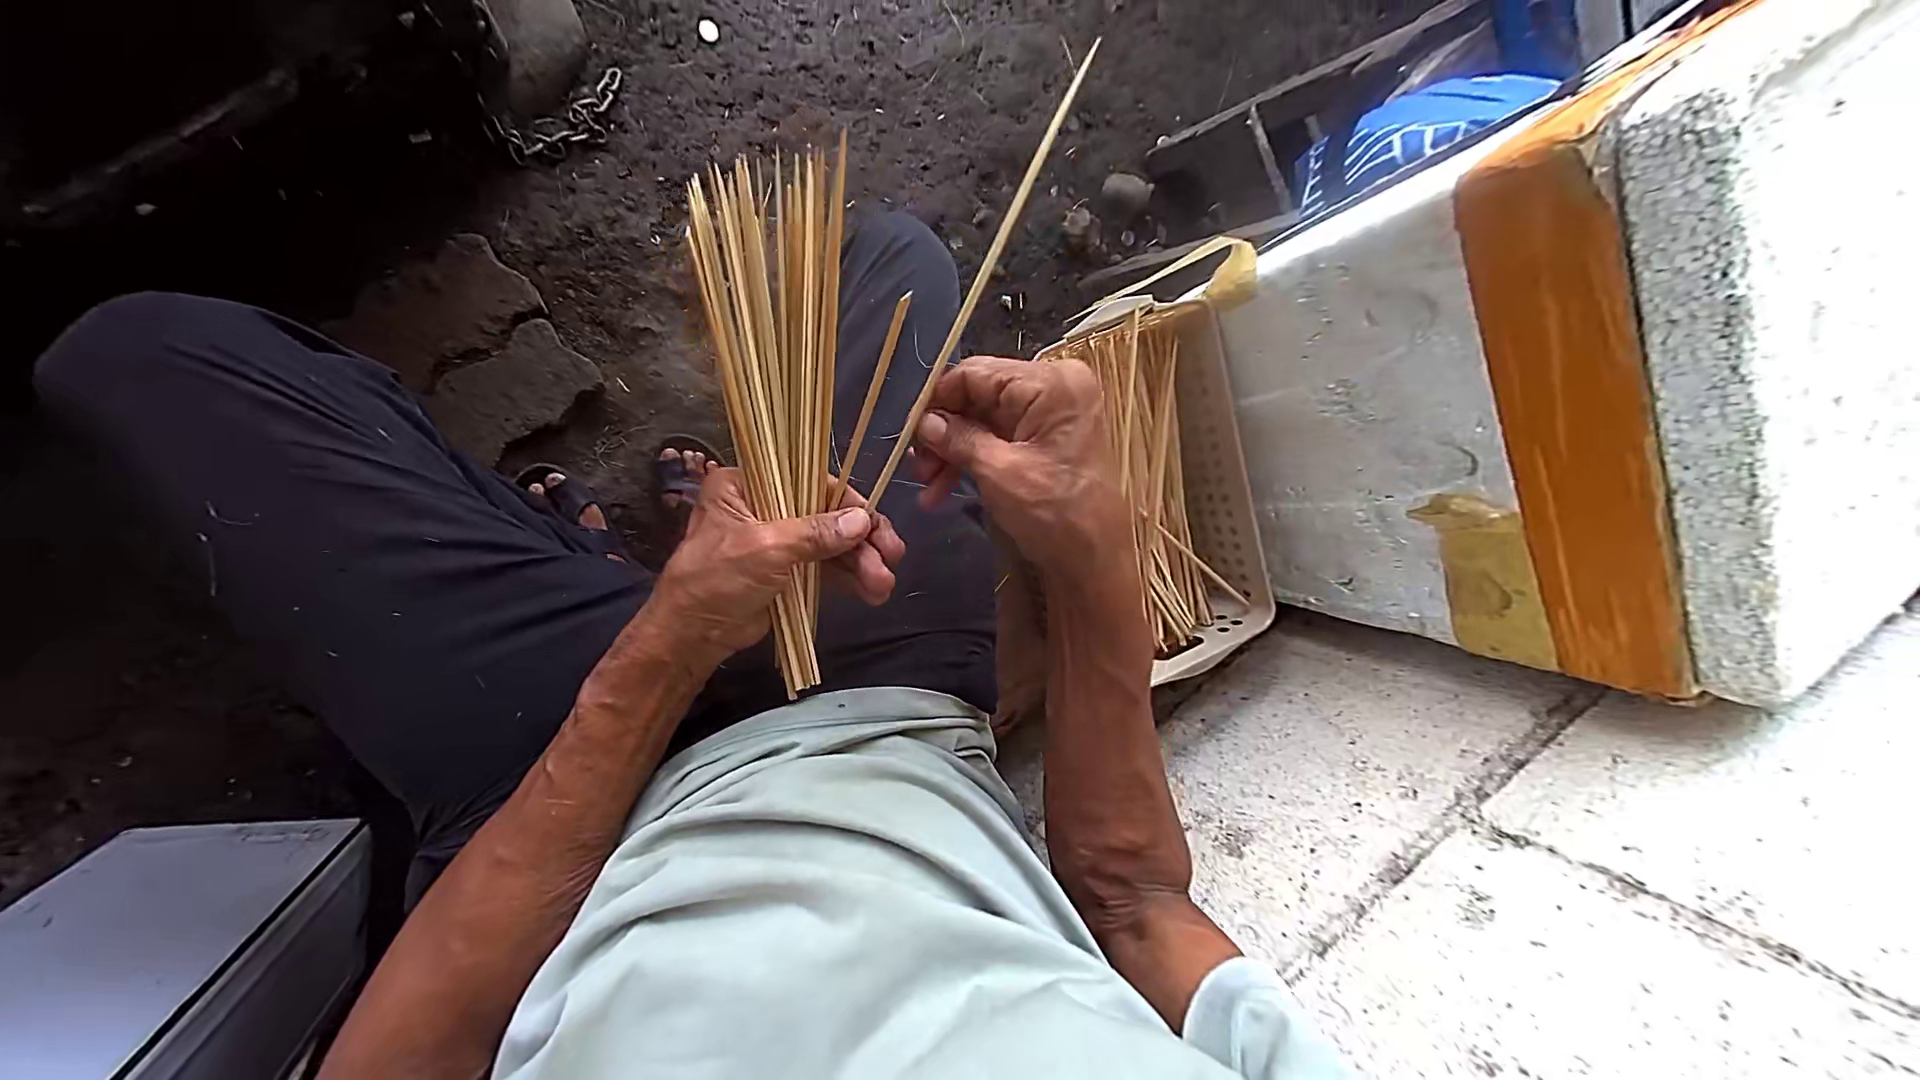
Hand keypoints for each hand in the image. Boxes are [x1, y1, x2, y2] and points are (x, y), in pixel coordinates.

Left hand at [646, 466, 905, 669]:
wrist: (692, 636)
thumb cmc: (715, 580)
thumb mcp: (765, 549)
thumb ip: (815, 533)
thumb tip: (862, 521)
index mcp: (749, 484)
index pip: (809, 480)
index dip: (847, 501)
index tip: (873, 523)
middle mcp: (767, 504)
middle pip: (828, 513)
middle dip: (862, 539)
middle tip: (892, 557)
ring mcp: (781, 539)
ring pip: (833, 543)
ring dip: (861, 563)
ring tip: (883, 586)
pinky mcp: (790, 569)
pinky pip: (827, 567)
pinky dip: (850, 578)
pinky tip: (872, 592)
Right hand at [912, 355, 1130, 578]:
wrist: (1094, 561)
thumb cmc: (1054, 514)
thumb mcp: (999, 473)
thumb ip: (958, 438)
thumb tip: (924, 422)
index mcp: (1051, 383)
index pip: (976, 373)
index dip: (937, 400)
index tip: (908, 430)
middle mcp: (1055, 387)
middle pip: (979, 396)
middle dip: (944, 432)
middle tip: (918, 467)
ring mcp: (1052, 414)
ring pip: (984, 421)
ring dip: (953, 451)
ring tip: (928, 486)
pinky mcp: (1047, 440)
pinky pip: (999, 439)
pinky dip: (973, 460)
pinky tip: (945, 488)